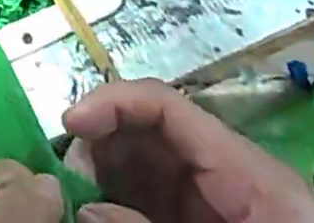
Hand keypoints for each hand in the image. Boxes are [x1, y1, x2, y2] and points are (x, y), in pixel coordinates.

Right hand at [63, 80, 313, 222]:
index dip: (113, 102)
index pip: (167, 104)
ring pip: (143, 166)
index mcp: (246, 172)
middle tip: (67, 181)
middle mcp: (227, 176)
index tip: (70, 123)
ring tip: (74, 197)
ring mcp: (214, 206)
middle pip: (149, 132)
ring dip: (103, 175)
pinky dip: (118, 202)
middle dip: (102, 145)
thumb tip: (84, 209)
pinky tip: (95, 213)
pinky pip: (149, 200)